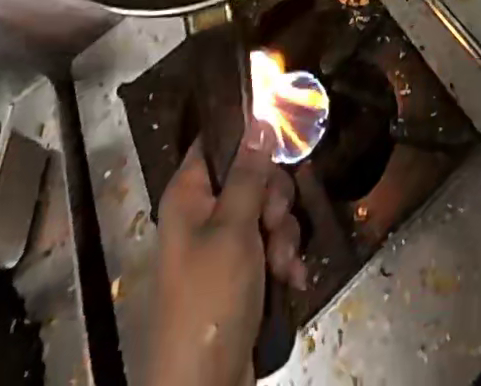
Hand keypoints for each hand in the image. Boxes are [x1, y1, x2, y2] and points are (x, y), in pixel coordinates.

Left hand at [145, 122, 306, 385]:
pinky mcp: (241, 272)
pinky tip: (291, 280)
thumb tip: (259, 122)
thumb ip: (249, 174)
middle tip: (273, 221)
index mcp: (189, 192)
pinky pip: (271, 247)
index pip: (216, 142)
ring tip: (281, 266)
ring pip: (267, 213)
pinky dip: (284, 261)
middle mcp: (204, 211)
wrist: (205, 383)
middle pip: (251, 178)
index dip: (247, 136)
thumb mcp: (233, 228)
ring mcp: (223, 244)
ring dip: (283, 237)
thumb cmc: (210, 295)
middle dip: (274, 200)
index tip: (279, 139)